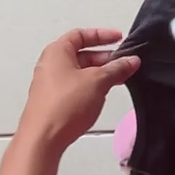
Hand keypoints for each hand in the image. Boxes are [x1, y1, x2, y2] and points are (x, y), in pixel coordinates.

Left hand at [17, 28, 140, 151]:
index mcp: (57, 51)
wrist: (43, 139)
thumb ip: (116, 68)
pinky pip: (75, 87)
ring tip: (118, 79)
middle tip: (124, 63)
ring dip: (99, 74)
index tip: (118, 39)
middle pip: (81, 54)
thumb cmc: (64, 105)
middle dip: (105, 58)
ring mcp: (50, 84)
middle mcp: (50, 65)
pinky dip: (91, 87)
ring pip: (79, 72)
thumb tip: (131, 61)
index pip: (81, 35)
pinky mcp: (53, 102)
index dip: (102, 35)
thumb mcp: (97, 82)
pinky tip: (102, 95)